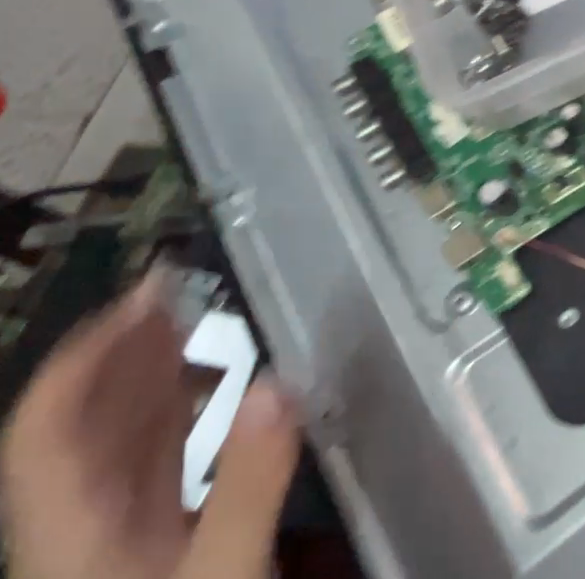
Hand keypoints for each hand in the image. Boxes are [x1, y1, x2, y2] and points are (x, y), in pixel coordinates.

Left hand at [2, 273, 300, 578]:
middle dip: (120, 354)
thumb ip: (248, 480)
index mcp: (71, 530)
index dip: (85, 359)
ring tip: (187, 325)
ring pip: (111, 443)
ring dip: (144, 380)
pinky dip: (170, 418)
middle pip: (80, 427)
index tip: (137, 301)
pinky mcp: (139, 541)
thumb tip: (278, 386)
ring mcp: (106, 533)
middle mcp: (75, 523)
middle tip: (173, 291)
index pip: (48, 427)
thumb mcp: (222, 570)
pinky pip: (144, 463)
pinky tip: (205, 397)